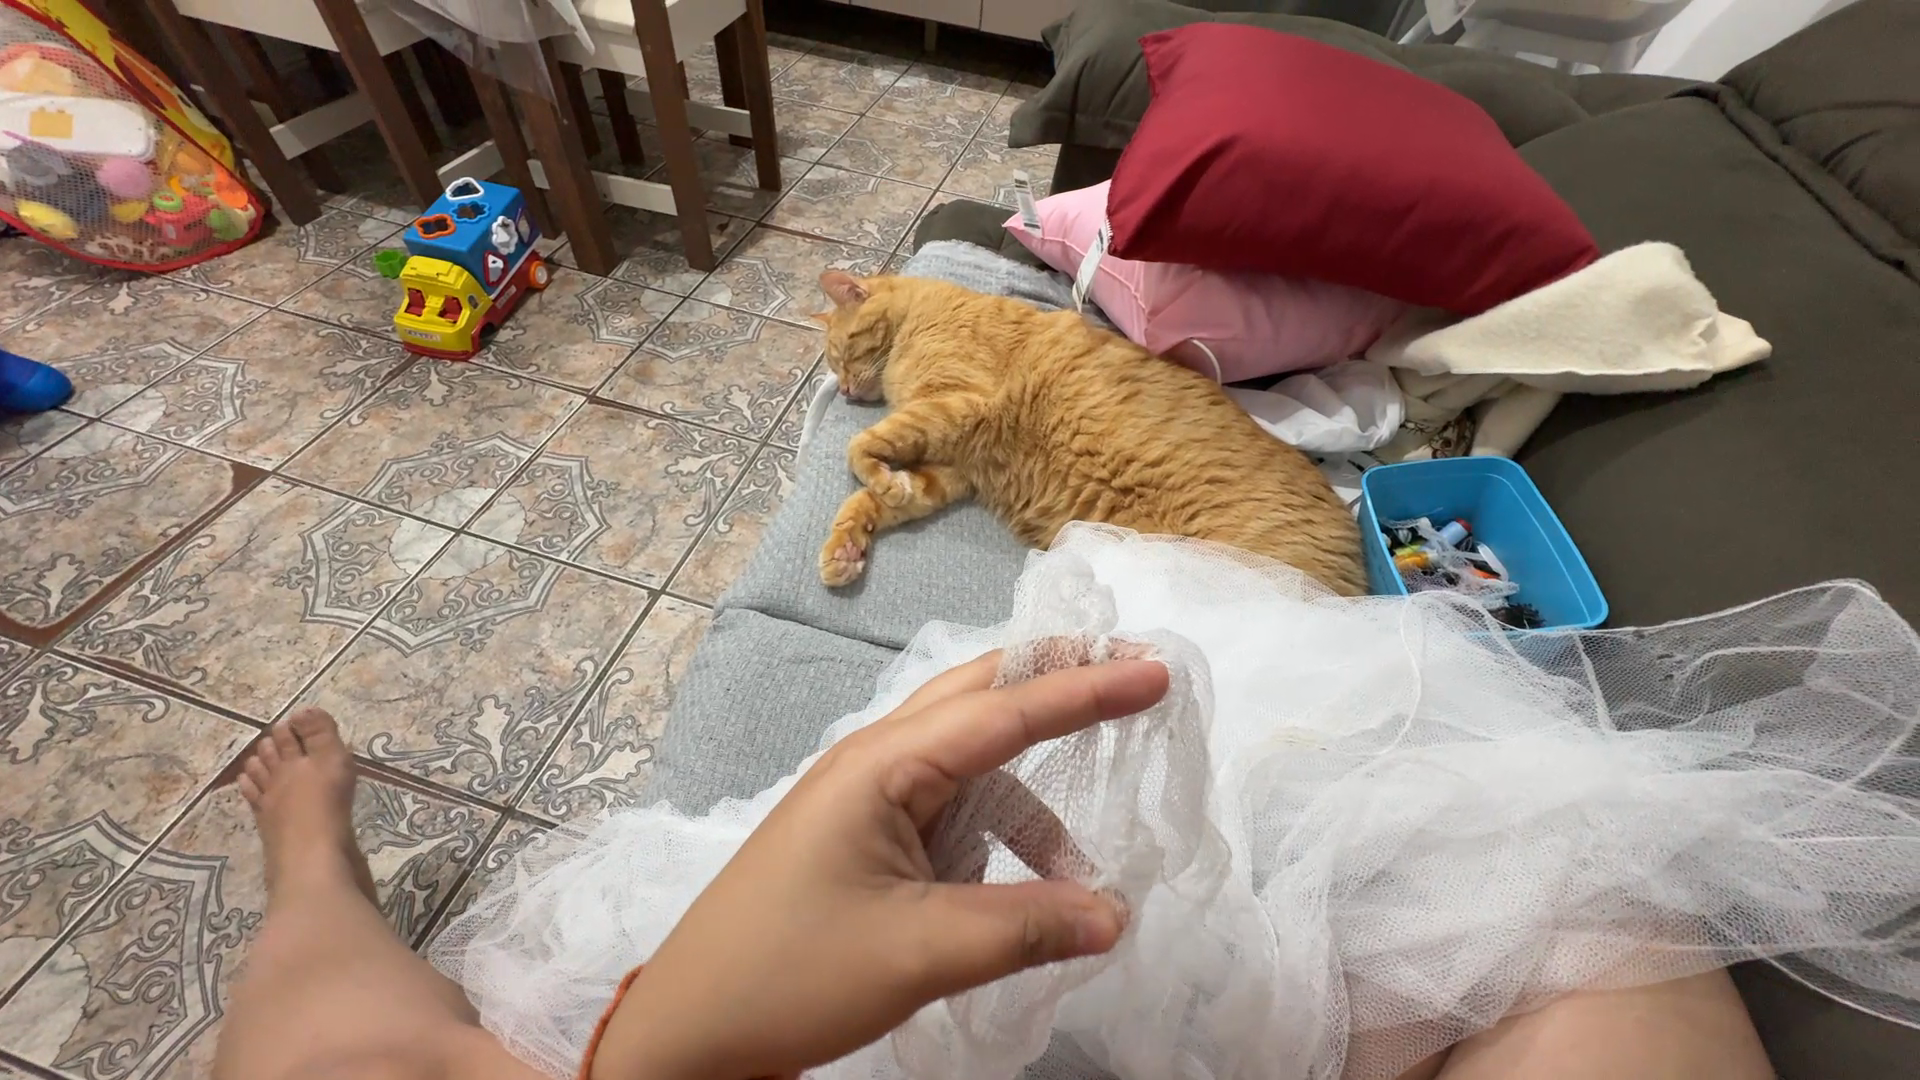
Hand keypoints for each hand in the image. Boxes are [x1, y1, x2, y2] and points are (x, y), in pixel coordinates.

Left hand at [588, 647, 1170, 1079]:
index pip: (1005, 710)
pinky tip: (1023, 879)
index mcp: (885, 761)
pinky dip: (998, 827)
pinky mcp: (869, 824)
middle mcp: (878, 755)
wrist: (689, 1025)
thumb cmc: (793, 973)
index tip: (1155, 671)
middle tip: (1127, 669)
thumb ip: (1025, 928)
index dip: (1087, 688)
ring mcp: (870, 788)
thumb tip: (1117, 915)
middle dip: (1055, 679)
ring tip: (1084, 831)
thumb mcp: (919, 952)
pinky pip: (951, 802)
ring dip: (1030, 778)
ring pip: (968, 750)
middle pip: (980, 693)